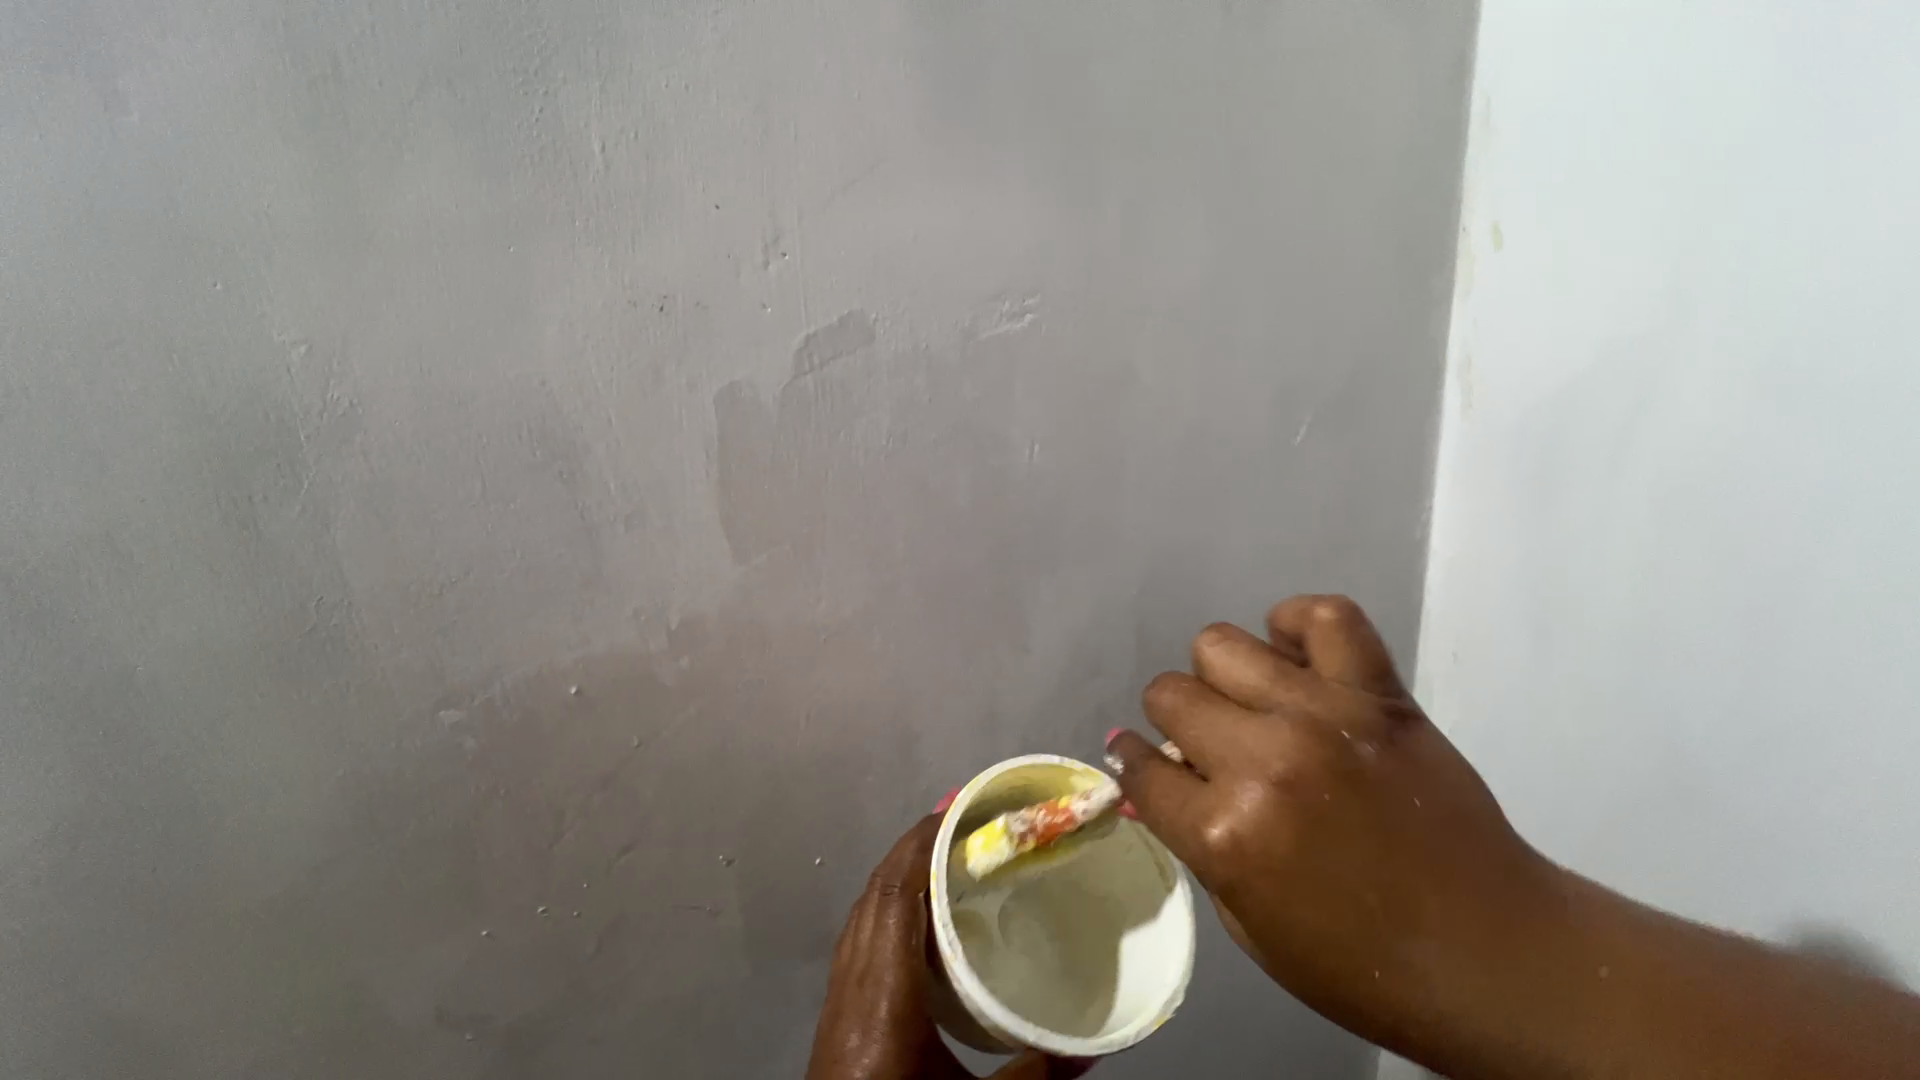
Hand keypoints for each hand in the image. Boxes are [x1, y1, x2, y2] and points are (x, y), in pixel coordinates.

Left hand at [805, 815, 1090, 1079]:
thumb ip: (1031, 1076)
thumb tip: (1088, 1052)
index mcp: (885, 988)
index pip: (897, 893)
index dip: (922, 844)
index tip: (956, 810)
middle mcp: (855, 974)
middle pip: (879, 888)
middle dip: (917, 844)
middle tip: (961, 819)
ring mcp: (840, 985)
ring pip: (867, 905)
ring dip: (901, 868)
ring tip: (942, 850)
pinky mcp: (839, 999)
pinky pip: (863, 927)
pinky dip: (890, 898)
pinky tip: (916, 907)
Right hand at [1105, 595, 1557, 1061]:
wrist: (1491, 955)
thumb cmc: (1357, 961)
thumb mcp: (1245, 921)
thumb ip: (1193, 837)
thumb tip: (1154, 774)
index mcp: (1225, 833)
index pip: (1141, 767)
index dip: (1134, 763)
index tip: (1142, 759)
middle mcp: (1262, 761)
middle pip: (1169, 694)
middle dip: (1175, 723)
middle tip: (1209, 747)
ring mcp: (1323, 717)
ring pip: (1220, 644)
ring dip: (1223, 679)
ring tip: (1254, 707)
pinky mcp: (1379, 695)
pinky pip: (1324, 616)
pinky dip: (1298, 626)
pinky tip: (1298, 660)